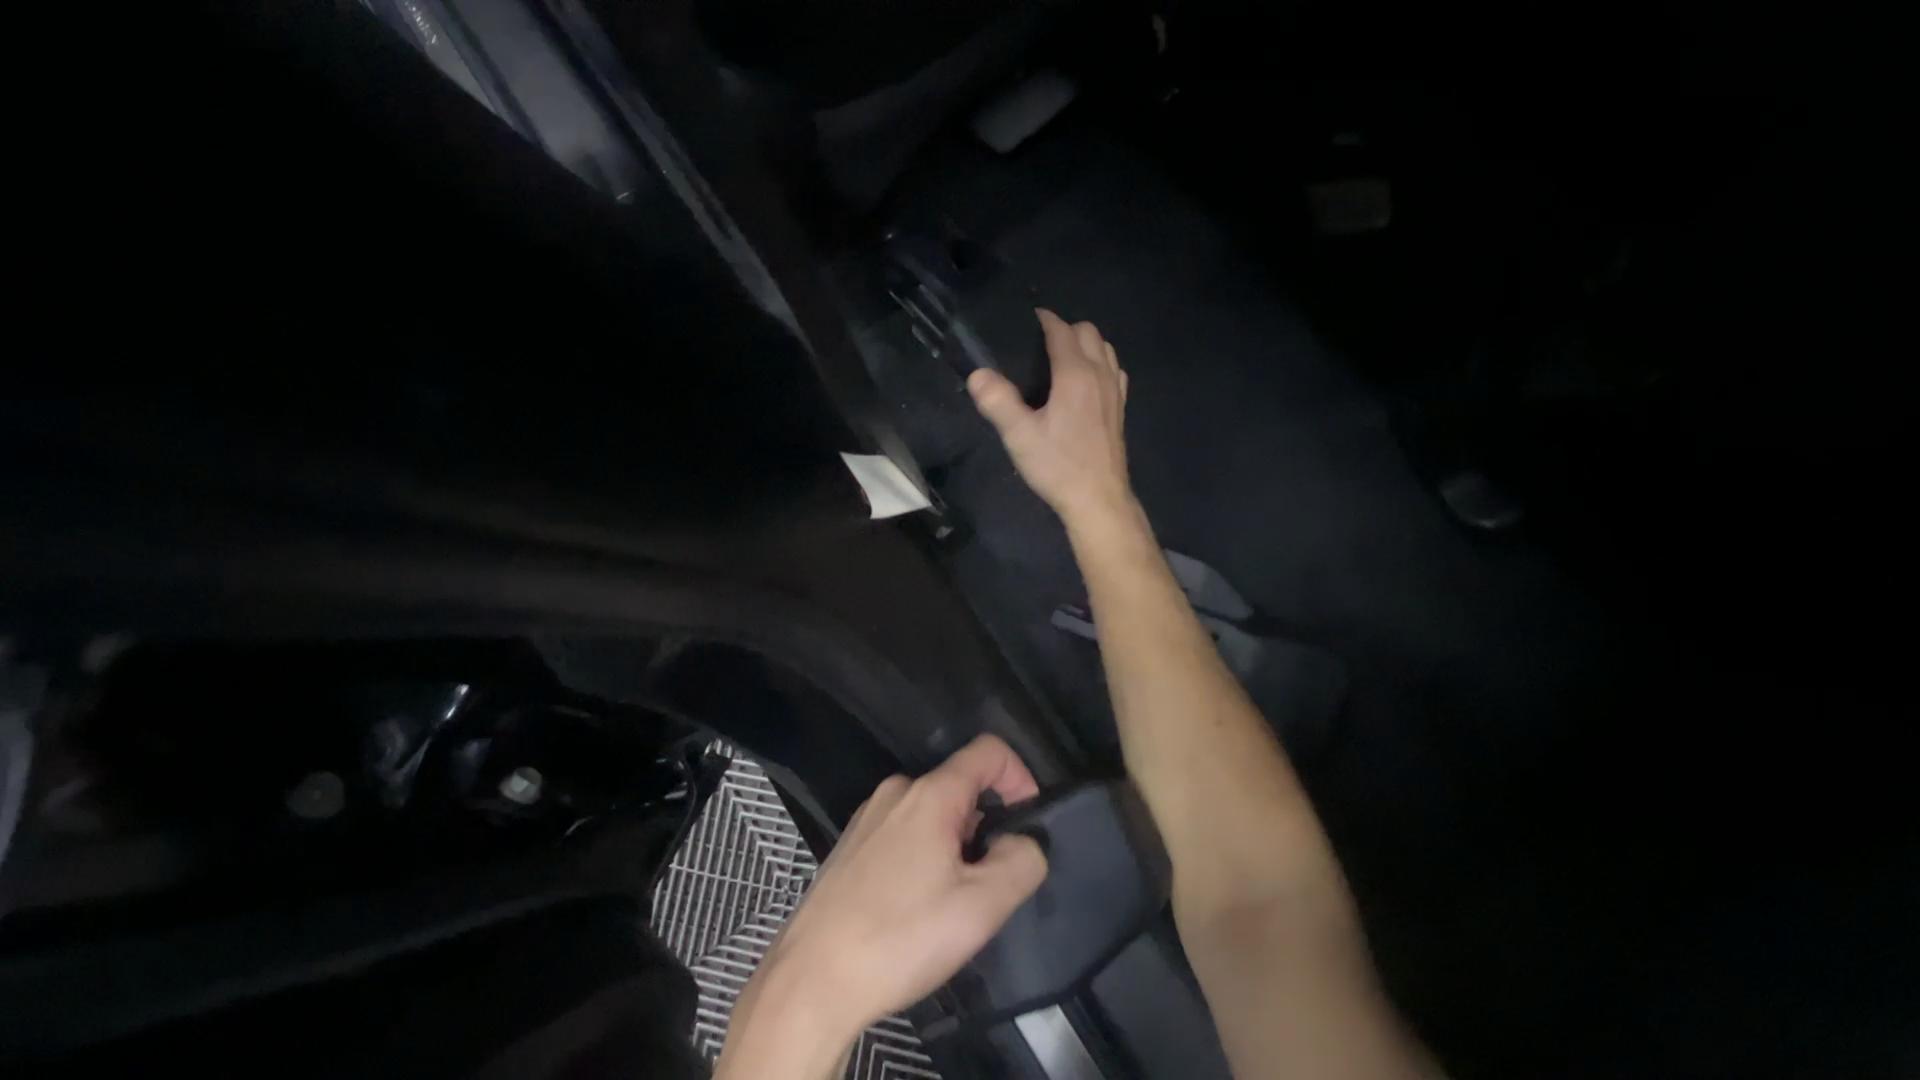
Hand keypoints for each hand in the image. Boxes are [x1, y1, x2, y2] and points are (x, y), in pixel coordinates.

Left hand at [714, 735, 1048, 1079]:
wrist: (811, 981)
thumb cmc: (900, 938)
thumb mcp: (981, 906)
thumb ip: (1021, 862)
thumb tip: (1025, 842)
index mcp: (929, 795)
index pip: (989, 752)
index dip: (1021, 777)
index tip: (1029, 824)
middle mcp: (895, 794)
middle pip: (960, 788)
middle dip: (987, 827)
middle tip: (990, 886)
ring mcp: (867, 820)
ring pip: (932, 816)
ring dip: (956, 849)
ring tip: (951, 906)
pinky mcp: (850, 848)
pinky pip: (904, 836)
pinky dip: (924, 859)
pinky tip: (915, 911)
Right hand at [968, 309, 1132, 522]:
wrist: (1098, 499)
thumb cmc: (1058, 466)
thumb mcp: (1020, 436)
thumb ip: (998, 402)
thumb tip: (977, 374)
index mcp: (1075, 375)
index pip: (1062, 331)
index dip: (1045, 320)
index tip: (1029, 318)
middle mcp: (1100, 375)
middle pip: (1089, 332)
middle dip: (1066, 328)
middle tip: (1040, 341)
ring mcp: (1115, 392)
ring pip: (1105, 349)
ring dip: (1086, 343)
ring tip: (1062, 356)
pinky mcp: (1121, 409)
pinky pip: (1114, 370)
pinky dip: (1101, 363)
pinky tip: (1086, 381)